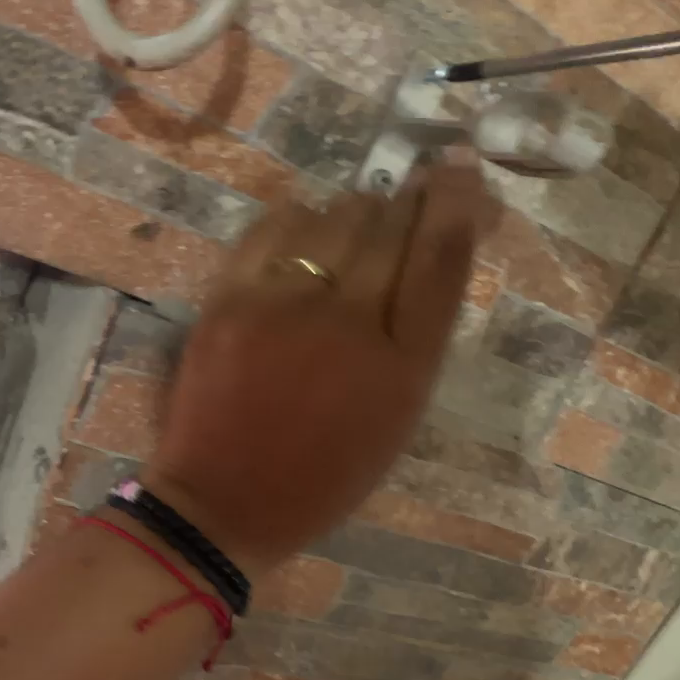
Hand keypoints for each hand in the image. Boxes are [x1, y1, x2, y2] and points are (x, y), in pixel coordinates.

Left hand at [143, 159, 497, 573]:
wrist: (221, 506)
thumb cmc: (314, 481)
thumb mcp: (391, 423)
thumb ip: (411, 343)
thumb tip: (419, 263)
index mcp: (402, 366)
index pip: (442, 256)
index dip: (457, 202)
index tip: (457, 173)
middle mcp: (348, 322)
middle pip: (390, 224)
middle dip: (406, 203)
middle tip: (404, 200)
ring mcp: (282, 307)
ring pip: (333, 216)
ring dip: (351, 214)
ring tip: (347, 232)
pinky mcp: (228, 302)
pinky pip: (270, 229)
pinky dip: (293, 222)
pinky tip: (299, 235)